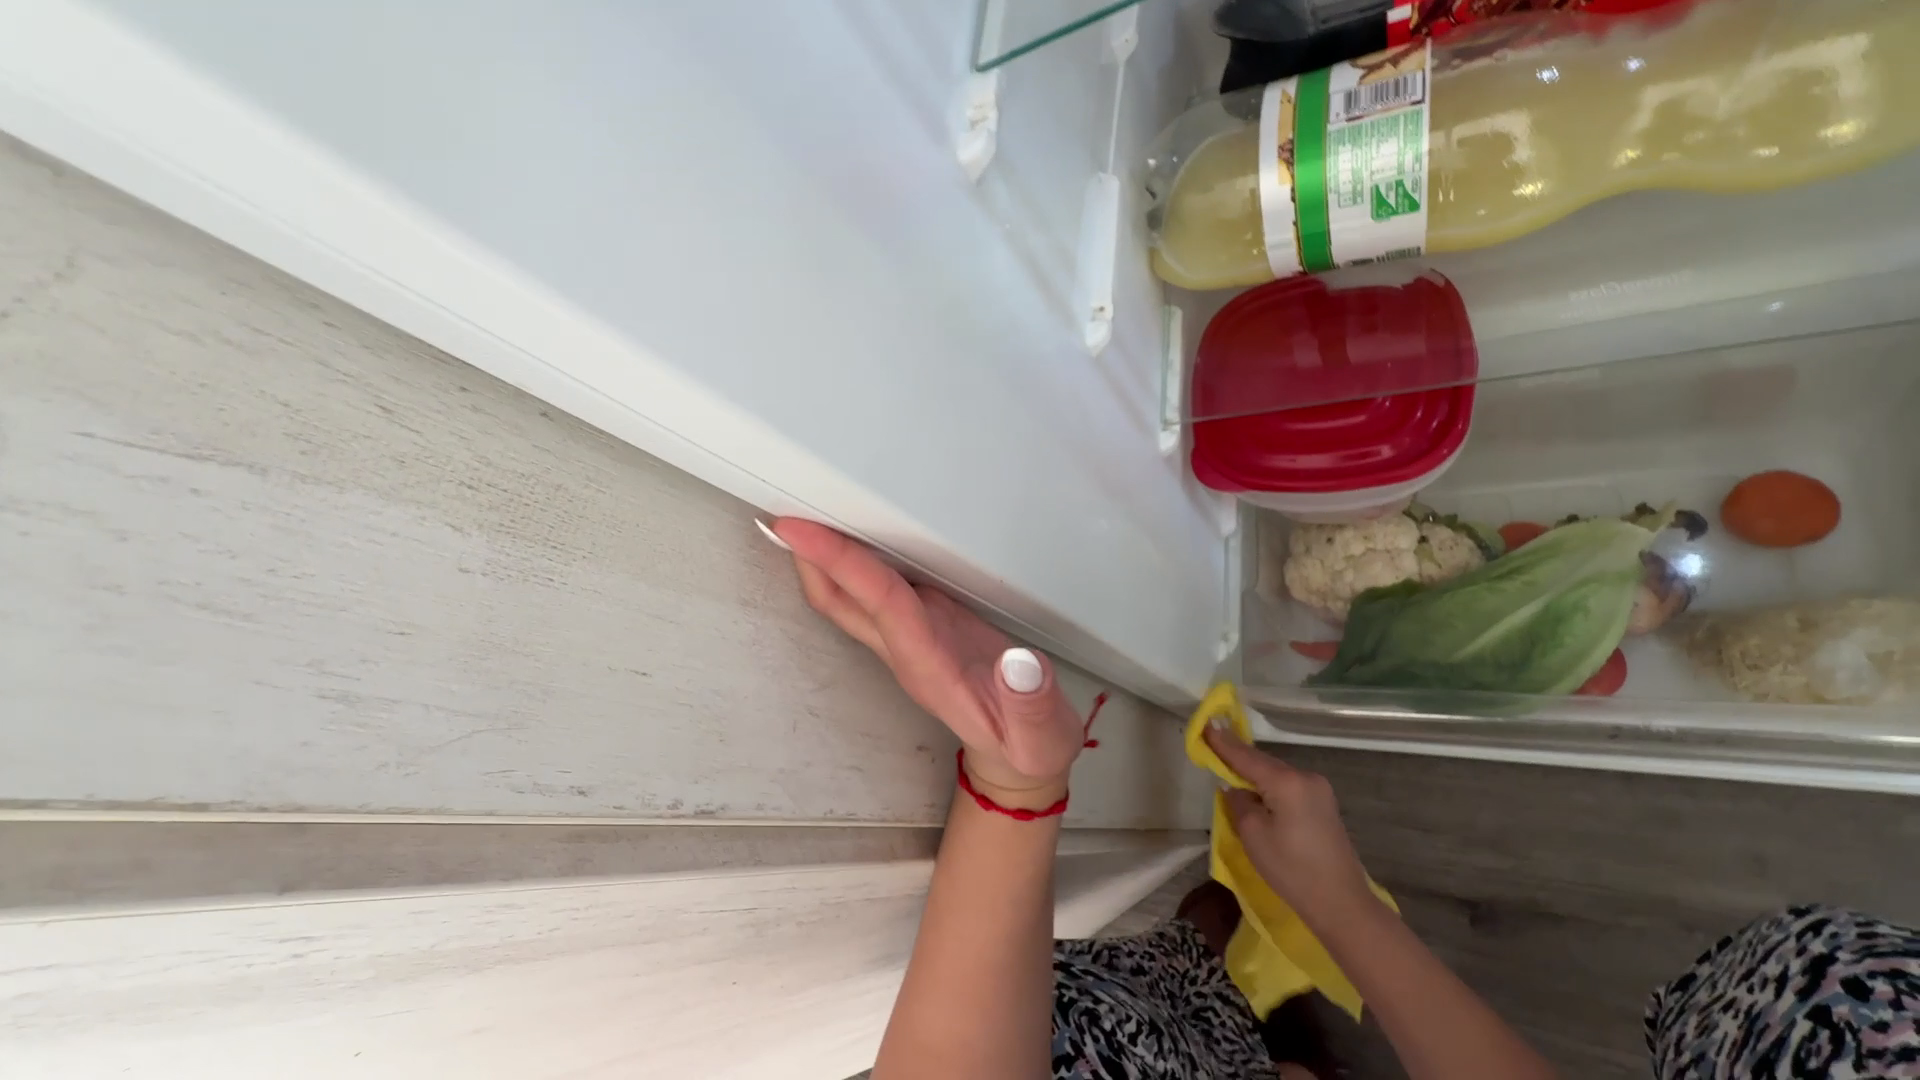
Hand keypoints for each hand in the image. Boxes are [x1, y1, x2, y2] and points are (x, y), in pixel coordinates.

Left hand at [769, 518, 1088, 804]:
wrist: (1017, 763)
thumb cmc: (1027, 748)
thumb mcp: (1039, 737)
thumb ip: (1029, 703)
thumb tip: (1020, 664)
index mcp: (929, 665)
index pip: (878, 601)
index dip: (841, 561)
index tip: (800, 530)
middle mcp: (908, 649)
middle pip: (842, 599)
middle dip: (809, 557)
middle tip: (784, 512)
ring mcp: (913, 638)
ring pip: (852, 595)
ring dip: (826, 558)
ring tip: (809, 513)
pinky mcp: (927, 628)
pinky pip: (878, 590)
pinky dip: (858, 562)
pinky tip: (860, 537)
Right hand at [1203, 724, 1373, 921]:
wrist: (1340, 903)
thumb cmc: (1291, 869)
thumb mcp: (1253, 835)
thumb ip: (1239, 802)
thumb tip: (1236, 789)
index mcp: (1286, 782)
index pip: (1246, 757)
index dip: (1223, 743)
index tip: (1205, 724)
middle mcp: (1306, 777)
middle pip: (1263, 762)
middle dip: (1238, 757)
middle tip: (1212, 745)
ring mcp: (1319, 790)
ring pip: (1276, 774)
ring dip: (1254, 774)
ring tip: (1230, 770)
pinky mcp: (1324, 805)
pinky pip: (1288, 786)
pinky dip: (1270, 786)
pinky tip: (1257, 792)